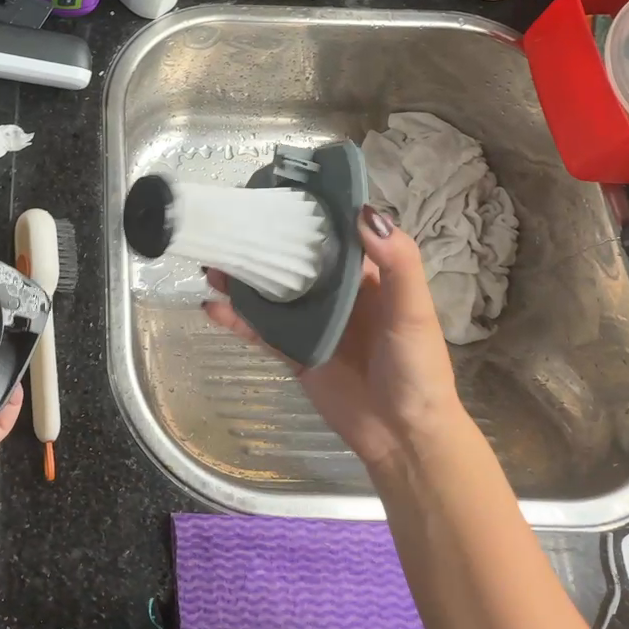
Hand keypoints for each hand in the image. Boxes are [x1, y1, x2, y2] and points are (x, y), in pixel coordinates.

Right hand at [205, 205, 460, 467]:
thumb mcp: (414, 311)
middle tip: (227, 229)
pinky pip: (258, 330)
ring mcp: (310, 324)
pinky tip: (212, 308)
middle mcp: (334, 295)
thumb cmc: (417, 367)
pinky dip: (235, 319)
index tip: (273, 192)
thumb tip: (364, 210)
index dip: (305, 214)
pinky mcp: (292, 352)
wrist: (404, 436)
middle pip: (291, 261)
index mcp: (365, 277)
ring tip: (211, 266)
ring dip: (241, 280)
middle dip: (261, 245)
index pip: (331, 235)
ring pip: (269, 293)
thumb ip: (397, 262)